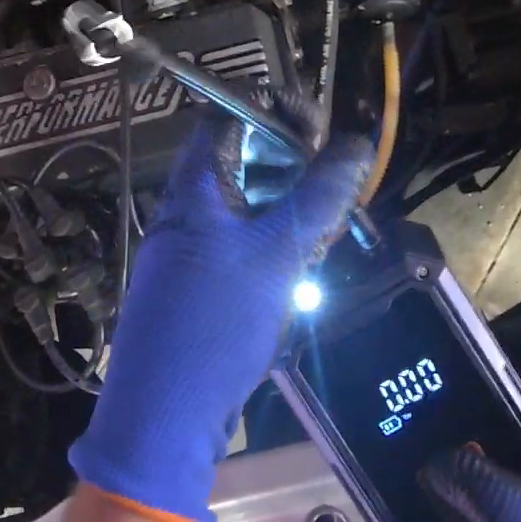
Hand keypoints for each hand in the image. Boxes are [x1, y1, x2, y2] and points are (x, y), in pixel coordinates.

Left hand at [69, 91, 370, 520]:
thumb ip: (320, 194)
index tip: (318, 126)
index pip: (229, 113)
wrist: (163, 412)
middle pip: (239, 154)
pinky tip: (299, 258)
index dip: (275, 109)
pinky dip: (271, 234)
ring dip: (286, 200)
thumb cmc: (218, 320)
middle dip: (289, 160)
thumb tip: (357, 143)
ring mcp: (187, 241)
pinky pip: (238, 234)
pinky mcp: (196, 276)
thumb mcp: (280, 252)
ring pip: (243, 197)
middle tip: (330, 178)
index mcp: (195, 184)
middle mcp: (185, 203)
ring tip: (323, 223)